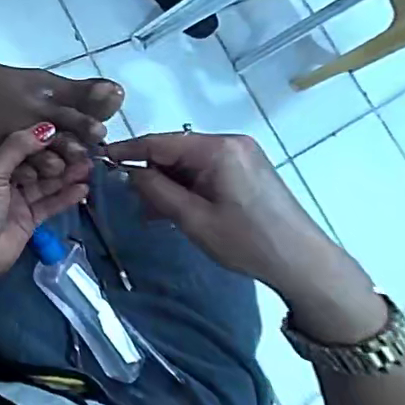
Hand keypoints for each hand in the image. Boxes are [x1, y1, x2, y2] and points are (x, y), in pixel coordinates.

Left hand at [0, 124, 90, 283]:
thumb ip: (17, 148)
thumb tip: (46, 127)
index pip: (20, 147)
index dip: (43, 140)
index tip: (67, 132)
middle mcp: (4, 180)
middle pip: (36, 164)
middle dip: (58, 158)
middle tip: (83, 151)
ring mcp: (18, 200)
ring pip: (46, 183)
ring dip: (66, 176)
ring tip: (89, 167)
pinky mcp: (30, 220)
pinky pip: (51, 204)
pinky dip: (66, 196)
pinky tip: (83, 189)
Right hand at [104, 133, 377, 322]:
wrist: (303, 262)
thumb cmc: (247, 241)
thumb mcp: (193, 219)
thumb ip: (156, 190)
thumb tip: (129, 171)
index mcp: (218, 149)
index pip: (160, 142)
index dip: (128, 150)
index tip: (100, 158)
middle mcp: (230, 142)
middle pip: (174, 150)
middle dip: (151, 173)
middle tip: (134, 202)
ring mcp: (241, 154)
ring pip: (187, 161)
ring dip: (168, 183)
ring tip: (155, 213)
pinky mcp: (246, 168)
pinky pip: (204, 169)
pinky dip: (187, 186)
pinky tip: (176, 208)